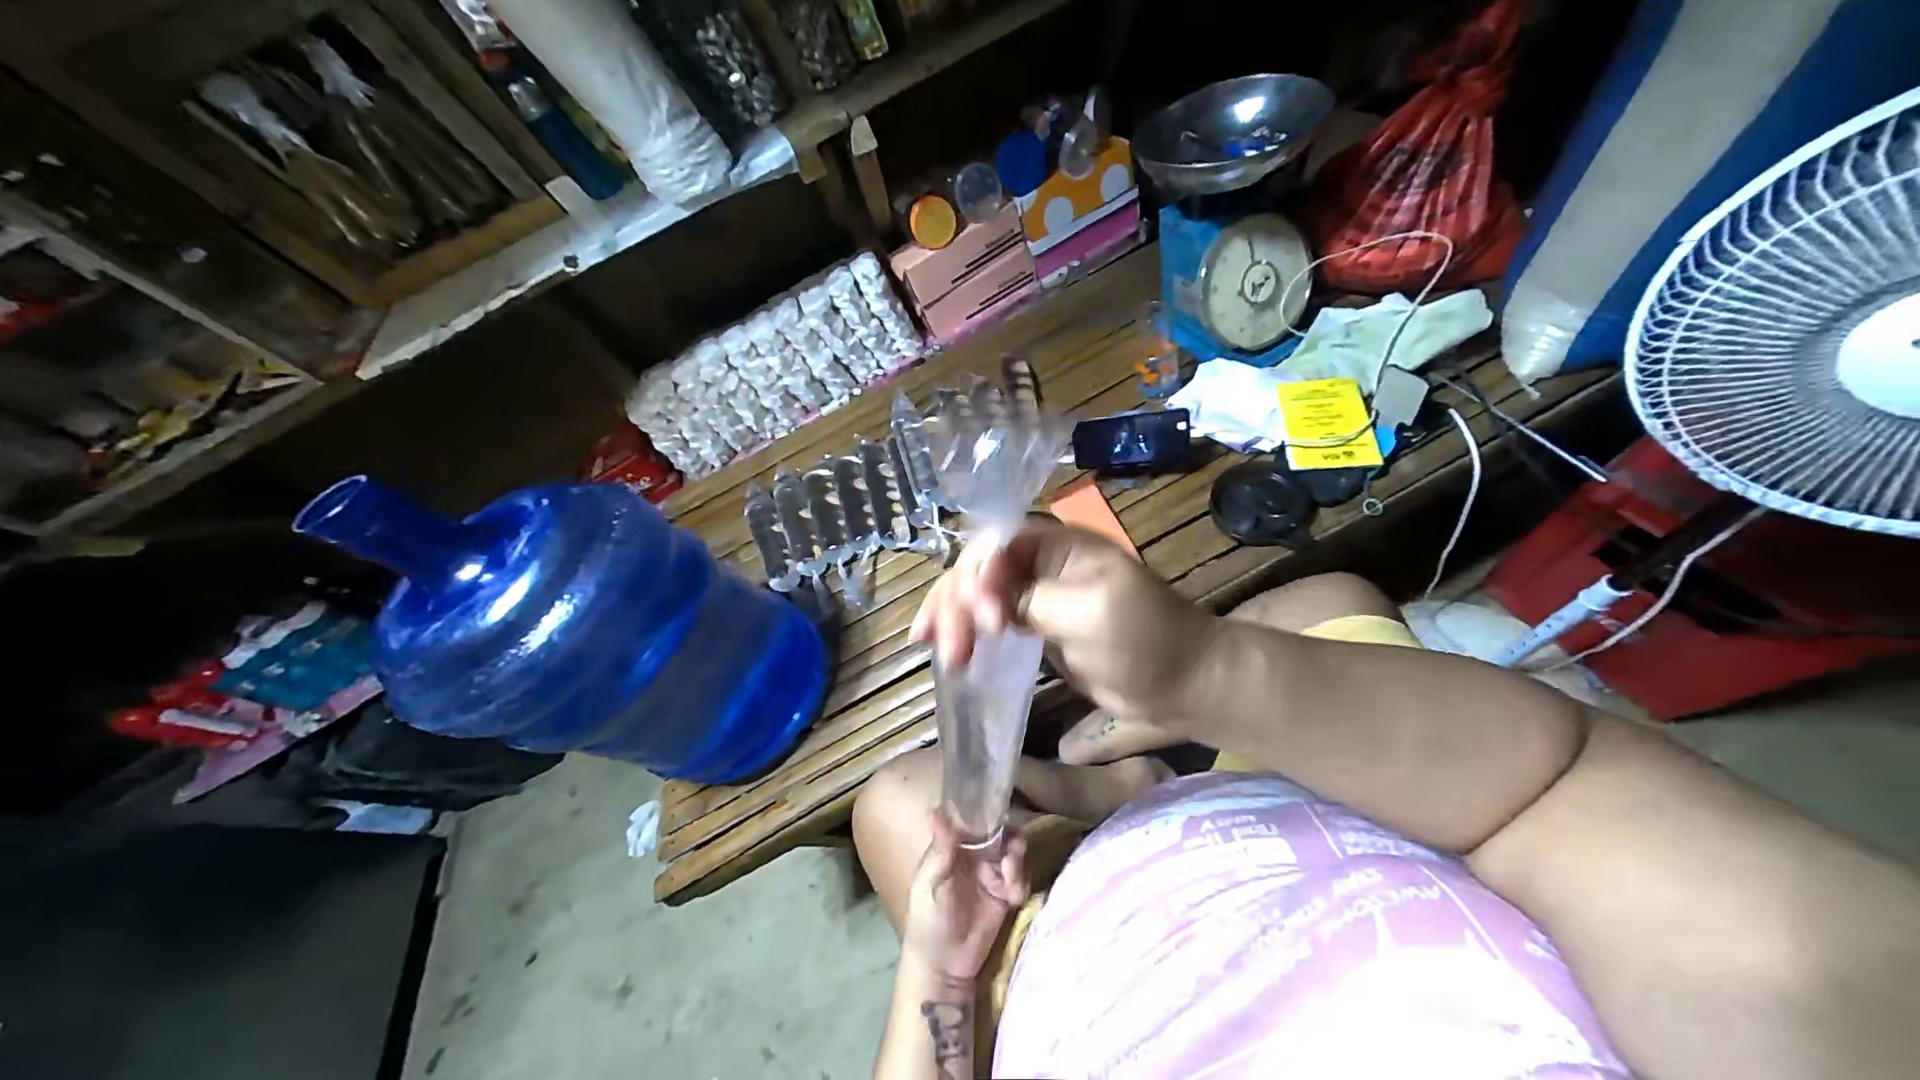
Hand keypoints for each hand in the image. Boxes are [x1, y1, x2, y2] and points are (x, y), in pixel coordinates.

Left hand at [903, 811, 1028, 983]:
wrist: (944, 967)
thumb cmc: (928, 921)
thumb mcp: (929, 884)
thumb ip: (939, 849)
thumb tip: (935, 810)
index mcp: (954, 846)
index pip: (976, 820)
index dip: (990, 816)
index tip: (999, 825)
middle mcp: (975, 854)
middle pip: (1002, 833)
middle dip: (1012, 843)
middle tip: (1011, 862)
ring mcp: (992, 873)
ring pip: (1015, 854)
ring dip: (1018, 865)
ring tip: (1012, 887)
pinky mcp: (1006, 894)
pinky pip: (1022, 878)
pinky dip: (1022, 884)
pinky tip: (1014, 900)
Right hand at [910, 523, 1219, 720]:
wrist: (1184, 684)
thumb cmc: (1146, 641)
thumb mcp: (1089, 614)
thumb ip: (1031, 599)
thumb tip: (982, 597)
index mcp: (1059, 544)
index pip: (996, 543)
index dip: (977, 575)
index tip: (984, 621)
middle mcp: (1041, 561)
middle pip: (978, 568)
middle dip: (956, 602)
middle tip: (948, 649)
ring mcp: (1036, 593)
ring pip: (976, 593)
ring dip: (952, 617)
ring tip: (935, 650)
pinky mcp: (1035, 624)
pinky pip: (989, 620)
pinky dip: (966, 631)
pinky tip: (947, 649)